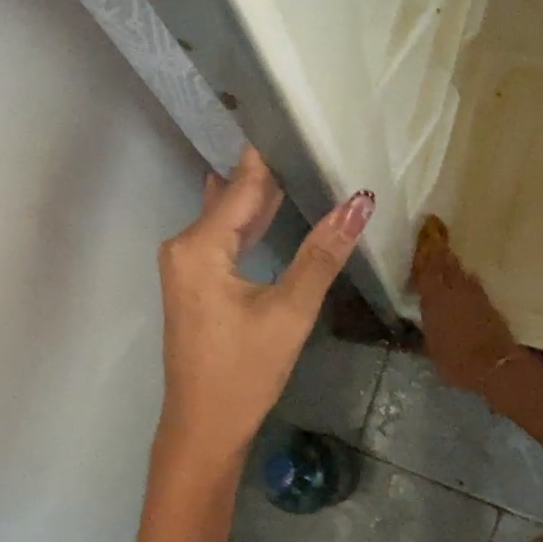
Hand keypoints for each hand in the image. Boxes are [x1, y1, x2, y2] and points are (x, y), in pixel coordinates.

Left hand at [156, 147, 373, 465]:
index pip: (243, 186)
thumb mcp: (289, 312)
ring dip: (259, 200)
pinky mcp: (192, 283)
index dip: (270, 153)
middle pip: (231, 198)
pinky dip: (247, 226)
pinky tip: (270, 210)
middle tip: (306, 134)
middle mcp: (183, 247)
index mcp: (199, 246)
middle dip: (268, 174)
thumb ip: (322, 254)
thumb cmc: (244, 373)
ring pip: (226, 220)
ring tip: (298, 163)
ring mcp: (184, 266)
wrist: (202, 427)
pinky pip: (221, 240)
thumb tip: (359, 202)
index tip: (292, 114)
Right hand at [410, 215, 522, 394]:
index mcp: (435, 299)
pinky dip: (465, 277)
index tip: (421, 237)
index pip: (426, 270)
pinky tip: (465, 277)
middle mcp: (454, 291)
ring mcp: (474, 295)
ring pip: (459, 271)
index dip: (423, 254)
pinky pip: (472, 283)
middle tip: (433, 232)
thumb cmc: (456, 360)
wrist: (495, 366)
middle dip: (438, 249)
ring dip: (451, 261)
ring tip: (446, 253)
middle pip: (445, 264)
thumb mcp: (431, 345)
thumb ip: (428, 323)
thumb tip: (425, 312)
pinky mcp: (488, 303)